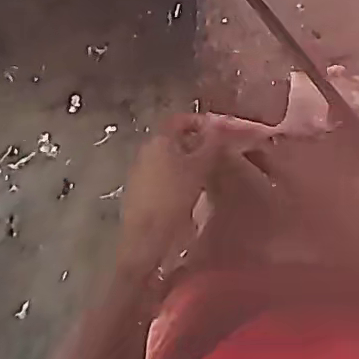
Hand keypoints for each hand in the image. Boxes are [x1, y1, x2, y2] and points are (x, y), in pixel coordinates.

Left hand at [117, 113, 270, 272]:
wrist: (145, 238)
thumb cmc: (173, 197)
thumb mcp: (200, 168)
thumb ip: (211, 144)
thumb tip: (220, 126)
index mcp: (159, 140)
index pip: (179, 119)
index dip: (199, 122)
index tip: (217, 132)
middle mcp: (146, 151)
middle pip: (174, 139)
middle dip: (196, 144)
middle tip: (218, 155)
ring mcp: (139, 171)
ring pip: (169, 158)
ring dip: (188, 162)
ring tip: (208, 175)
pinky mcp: (139, 191)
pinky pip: (162, 175)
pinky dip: (177, 178)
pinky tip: (190, 193)